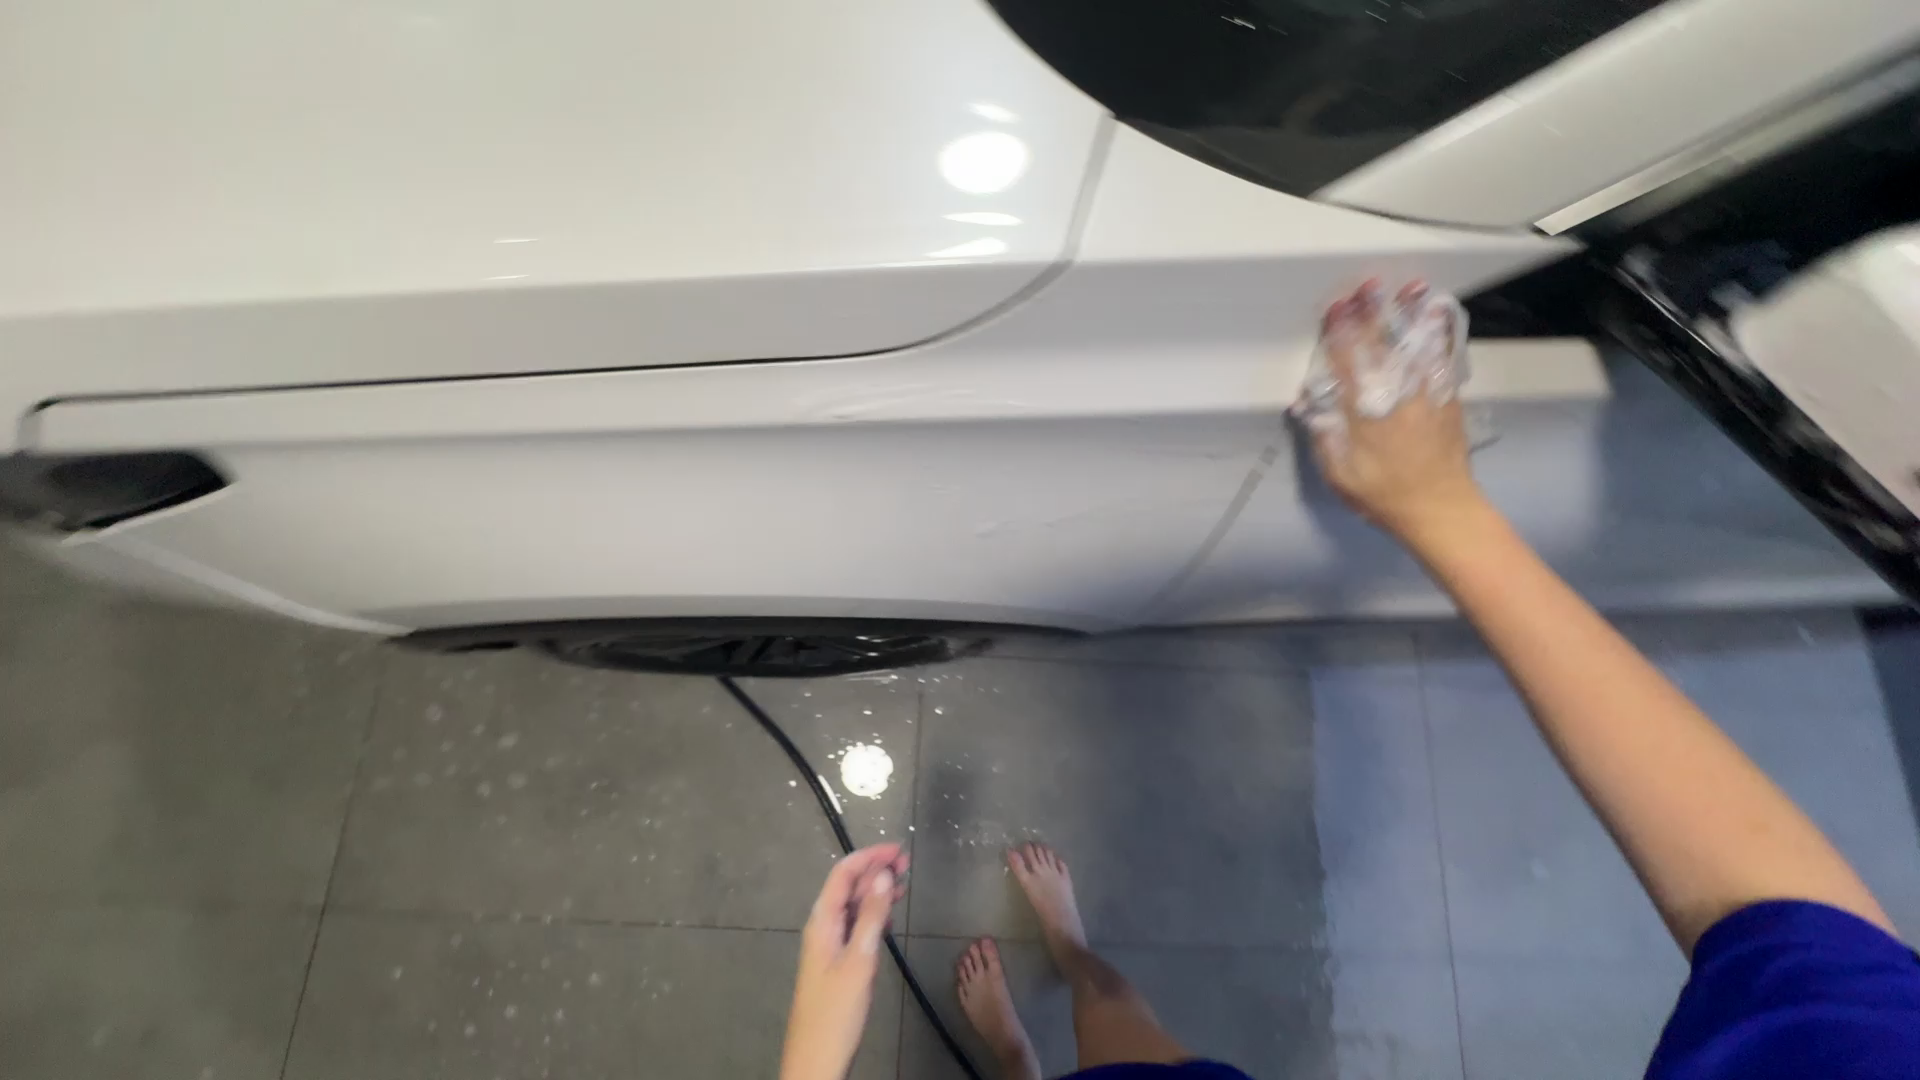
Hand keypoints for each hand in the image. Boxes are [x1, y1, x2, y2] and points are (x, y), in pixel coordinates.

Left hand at [780, 843, 909, 1079]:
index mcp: (822, 920)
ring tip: (903, 882)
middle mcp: (822, 926)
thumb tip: (883, 874)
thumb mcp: (859, 960)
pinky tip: (889, 914)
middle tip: (906, 863)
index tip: (898, 850)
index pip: (843, 873)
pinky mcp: (836, 961)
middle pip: (847, 885)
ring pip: (852, 904)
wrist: (815, 1061)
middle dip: (874, 869)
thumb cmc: (836, 1010)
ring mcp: (828, 944)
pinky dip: (872, 912)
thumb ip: (871, 916)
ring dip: (875, 890)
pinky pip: (854, 924)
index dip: (869, 856)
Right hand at [1303, 280, 1485, 543]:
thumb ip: (1323, 434)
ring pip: (1418, 346)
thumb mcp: (1338, 473)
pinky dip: (1440, 332)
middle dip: (1374, 313)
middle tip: (1366, 285)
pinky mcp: (1448, 398)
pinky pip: (1443, 357)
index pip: (1349, 362)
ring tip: (1409, 285)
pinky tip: (1438, 313)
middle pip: (1384, 345)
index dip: (1340, 333)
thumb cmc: (1381, 494)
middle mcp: (1399, 395)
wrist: (1440, 508)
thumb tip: (1308, 402)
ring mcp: (1428, 394)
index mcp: (1367, 412)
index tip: (1334, 307)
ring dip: (1411, 313)